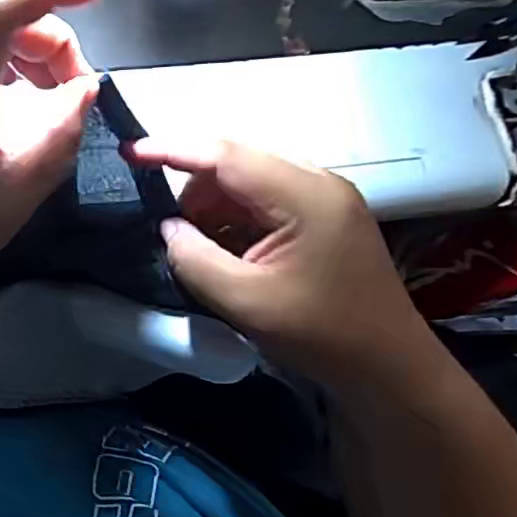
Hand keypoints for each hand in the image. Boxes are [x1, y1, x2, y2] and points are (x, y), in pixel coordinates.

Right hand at [126, 139, 432, 375]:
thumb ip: (195, 258)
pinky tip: (231, 256)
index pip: (225, 155)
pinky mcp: (323, 217)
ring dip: (215, 211)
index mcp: (304, 195)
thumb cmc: (320, 334)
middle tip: (176, 238)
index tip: (131, 152)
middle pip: (236, 165)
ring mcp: (323, 198)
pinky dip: (237, 222)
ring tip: (207, 254)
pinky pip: (265, 202)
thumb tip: (168, 227)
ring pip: (247, 183)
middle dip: (195, 194)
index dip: (172, 150)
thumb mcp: (244, 301)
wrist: (386, 367)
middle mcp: (317, 183)